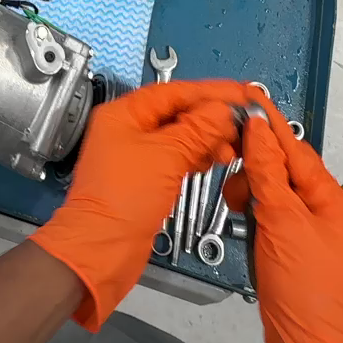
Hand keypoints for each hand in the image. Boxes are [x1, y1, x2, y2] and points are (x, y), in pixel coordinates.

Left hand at [29, 79, 250, 329]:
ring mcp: (136, 154)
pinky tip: (214, 160)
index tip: (238, 93)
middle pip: (177, 112)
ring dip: (207, 138)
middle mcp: (128, 129)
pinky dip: (197, 156)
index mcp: (124, 113)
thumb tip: (221, 110)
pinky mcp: (145, 178)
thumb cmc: (120, 200)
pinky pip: (176, 157)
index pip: (173, 92)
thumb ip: (196, 130)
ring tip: (231, 147)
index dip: (209, 92)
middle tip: (240, 124)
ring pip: (179, 136)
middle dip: (210, 117)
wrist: (102, 250)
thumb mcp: (165, 157)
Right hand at [223, 94, 342, 342]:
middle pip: (284, 167)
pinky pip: (271, 213)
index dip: (269, 124)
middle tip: (236, 175)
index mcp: (334, 203)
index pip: (295, 148)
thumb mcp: (280, 220)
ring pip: (274, 190)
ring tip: (242, 209)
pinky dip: (255, 212)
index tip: (251, 98)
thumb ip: (267, 170)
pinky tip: (246, 222)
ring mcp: (312, 232)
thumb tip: (259, 131)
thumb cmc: (305, 295)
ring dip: (252, 192)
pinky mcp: (295, 248)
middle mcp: (328, 214)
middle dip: (255, 168)